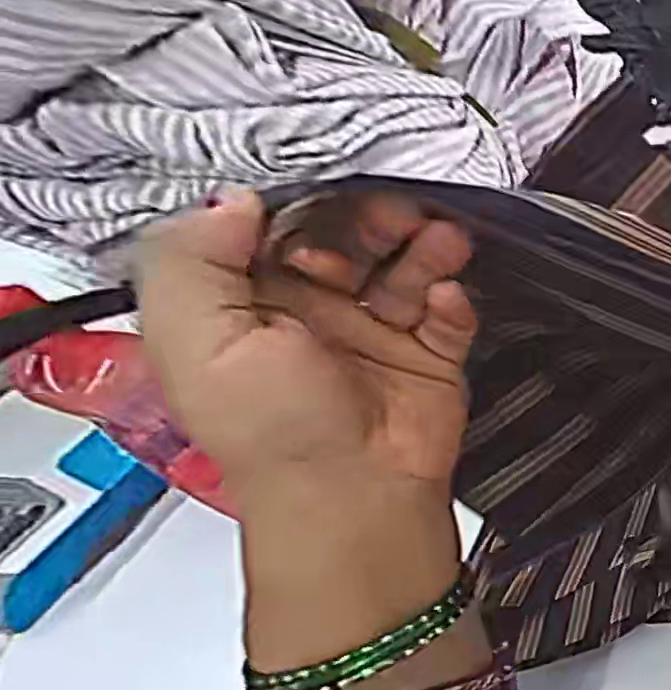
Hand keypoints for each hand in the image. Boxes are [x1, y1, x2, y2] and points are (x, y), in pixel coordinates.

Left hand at [136, 187, 477, 502]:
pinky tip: (449, 298)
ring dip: (428, 253)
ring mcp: (381, 335)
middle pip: (354, 246)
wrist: (354, 488)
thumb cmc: (273, 429)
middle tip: (402, 214)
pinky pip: (450, 319)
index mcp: (251, 300)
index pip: (280, 231)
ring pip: (408, 275)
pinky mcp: (433, 359)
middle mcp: (318, 312)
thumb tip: (237, 201)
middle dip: (378, 223)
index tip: (323, 219)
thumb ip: (197, 258)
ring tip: (447, 240)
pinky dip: (454, 304)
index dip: (305, 214)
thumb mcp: (196, 335)